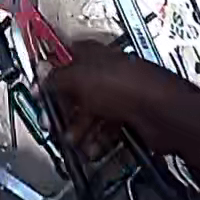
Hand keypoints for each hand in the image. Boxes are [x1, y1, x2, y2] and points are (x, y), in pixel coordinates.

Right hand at [47, 40, 199, 154]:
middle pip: (76, 87)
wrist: (158, 110)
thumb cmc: (124, 84)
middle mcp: (103, 69)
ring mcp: (117, 91)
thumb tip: (42, 76)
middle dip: (64, 107)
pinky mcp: (128, 113)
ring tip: (73, 141)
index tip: (40, 89)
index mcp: (90, 51)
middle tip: (53, 121)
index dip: (50, 73)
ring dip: (80, 126)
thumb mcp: (78, 78)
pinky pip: (106, 126)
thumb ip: (56, 77)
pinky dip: (97, 137)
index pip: (62, 58)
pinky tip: (91, 148)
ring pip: (91, 109)